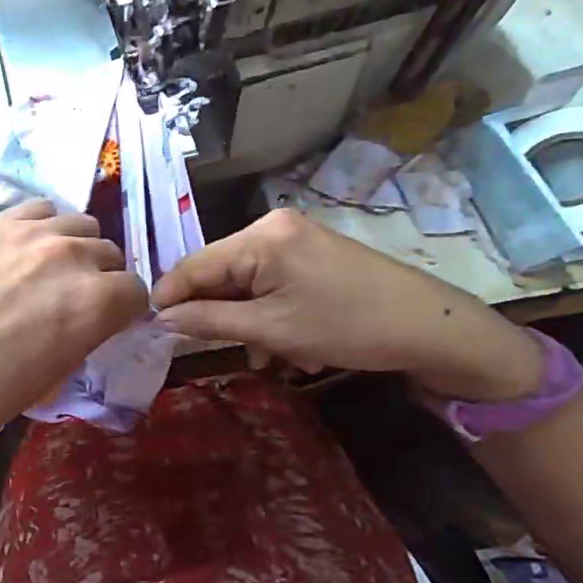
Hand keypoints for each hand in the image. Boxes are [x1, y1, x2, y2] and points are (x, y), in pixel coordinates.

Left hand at [0, 201, 148, 469]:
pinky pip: (39, 210)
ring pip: (78, 224)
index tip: (107, 323)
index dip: (123, 311)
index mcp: (96, 303)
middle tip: (74, 302)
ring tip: (50, 273)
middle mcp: (72, 256)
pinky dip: (43, 228)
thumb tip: (88, 323)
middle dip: (101, 279)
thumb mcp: (51, 379)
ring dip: (75, 248)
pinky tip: (24, 252)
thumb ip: (82, 337)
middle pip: (109, 253)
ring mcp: (30, 233)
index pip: (135, 292)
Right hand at [152, 209, 543, 400]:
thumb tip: (161, 319)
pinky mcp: (313, 252)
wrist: (432, 327)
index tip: (150, 330)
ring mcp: (296, 237)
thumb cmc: (347, 327)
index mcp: (260, 236)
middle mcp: (273, 226)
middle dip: (219, 315)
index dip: (169, 298)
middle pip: (219, 272)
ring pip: (245, 282)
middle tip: (225, 352)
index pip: (193, 265)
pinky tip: (292, 344)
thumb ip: (209, 321)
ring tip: (272, 356)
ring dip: (249, 322)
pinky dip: (271, 313)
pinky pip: (271, 282)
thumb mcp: (271, 329)